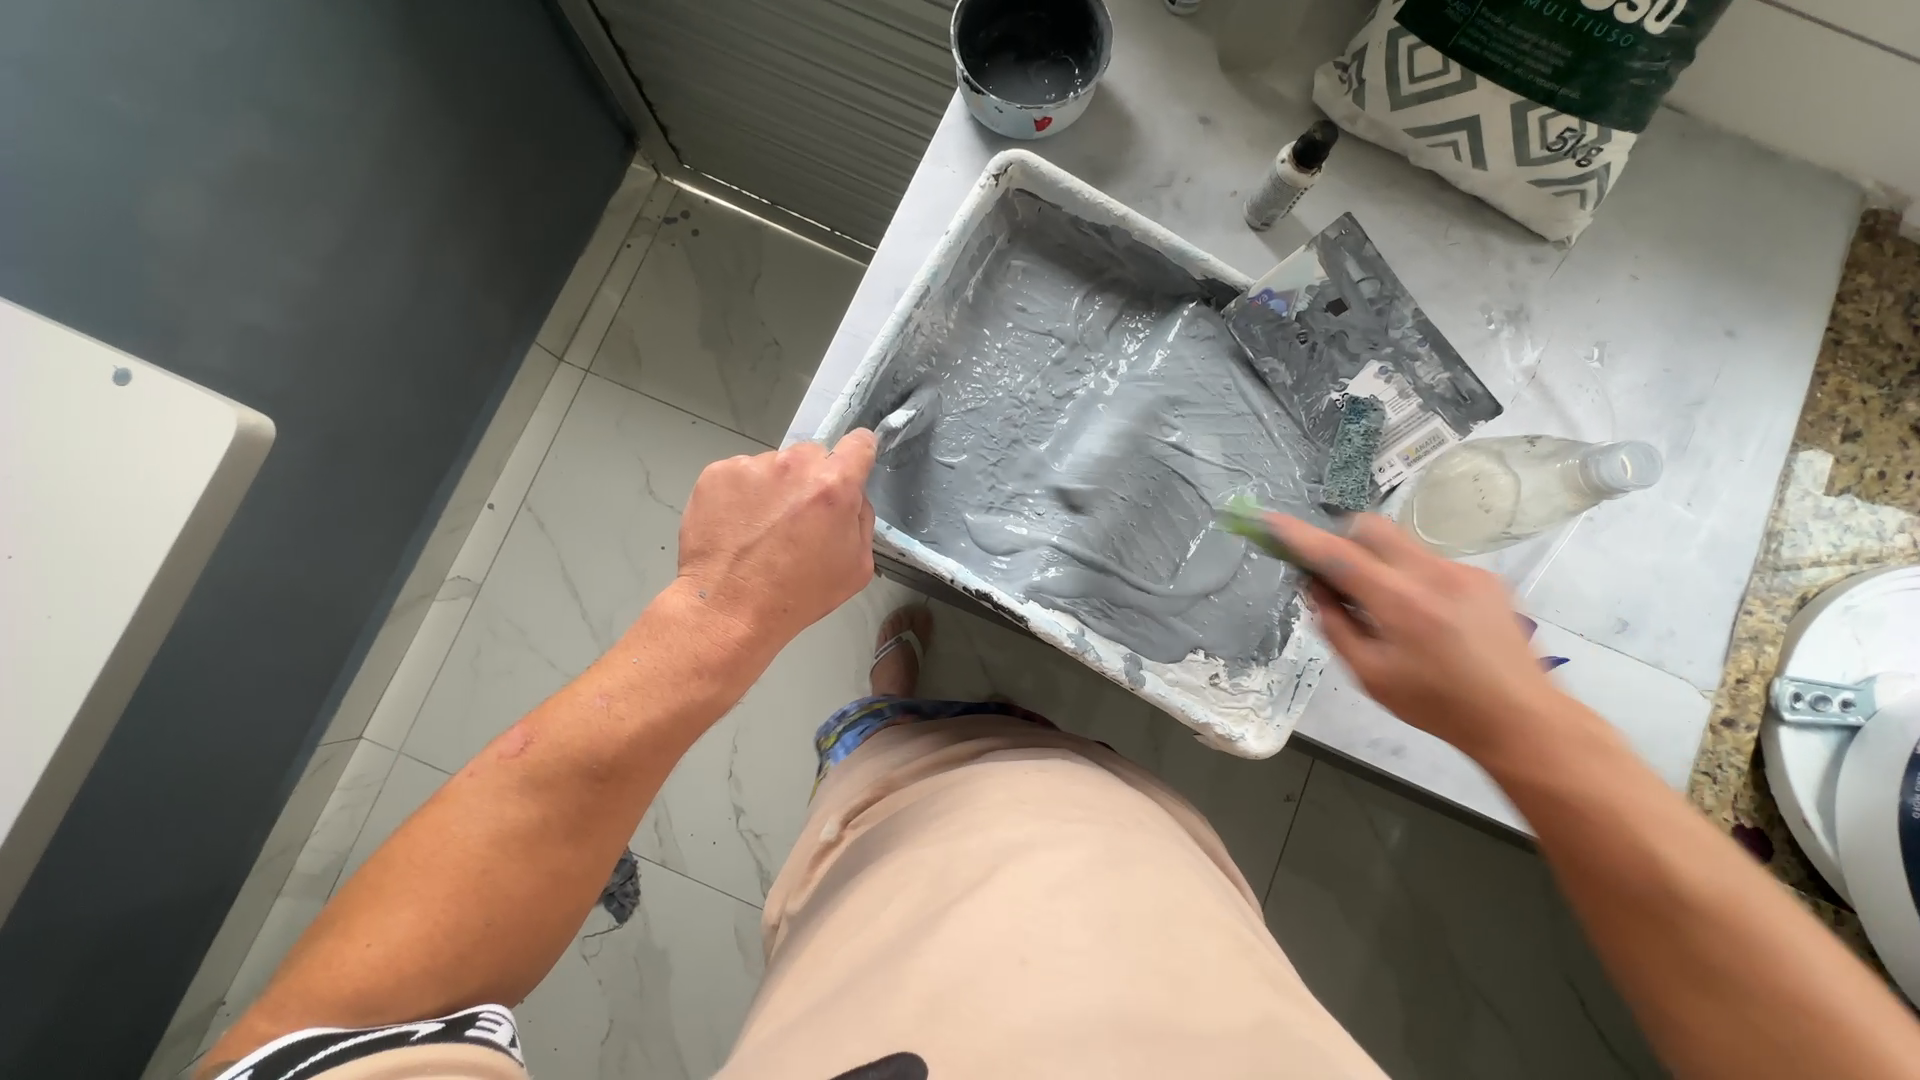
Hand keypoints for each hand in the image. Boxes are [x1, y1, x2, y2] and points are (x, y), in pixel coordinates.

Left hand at [674, 431, 877, 650]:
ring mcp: (751, 466)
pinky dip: (742, 494)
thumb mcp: (857, 566)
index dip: (858, 454)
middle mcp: (793, 466)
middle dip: (811, 480)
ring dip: (774, 488)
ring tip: (762, 529)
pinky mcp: (717, 474)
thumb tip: (852, 498)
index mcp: (834, 486)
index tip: (851, 466)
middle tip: (799, 518)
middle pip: (813, 456)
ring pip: (774, 466)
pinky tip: (739, 527)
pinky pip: (741, 475)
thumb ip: (861, 520)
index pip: (859, 444)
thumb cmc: (798, 595)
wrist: (730, 609)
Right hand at [1263, 512, 1572, 760]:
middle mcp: (1434, 575)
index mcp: (1401, 604)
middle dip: (1342, 539)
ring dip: (1377, 563)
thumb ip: (1335, 625)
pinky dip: (1409, 577)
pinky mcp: (1485, 578)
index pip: (1337, 555)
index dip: (1298, 535)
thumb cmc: (1436, 705)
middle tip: (1332, 573)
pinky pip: (1429, 562)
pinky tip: (1423, 619)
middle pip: (1371, 528)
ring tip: (1384, 610)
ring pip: (1401, 544)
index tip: (1270, 520)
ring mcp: (1464, 572)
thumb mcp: (1369, 675)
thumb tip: (1314, 587)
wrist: (1520, 718)